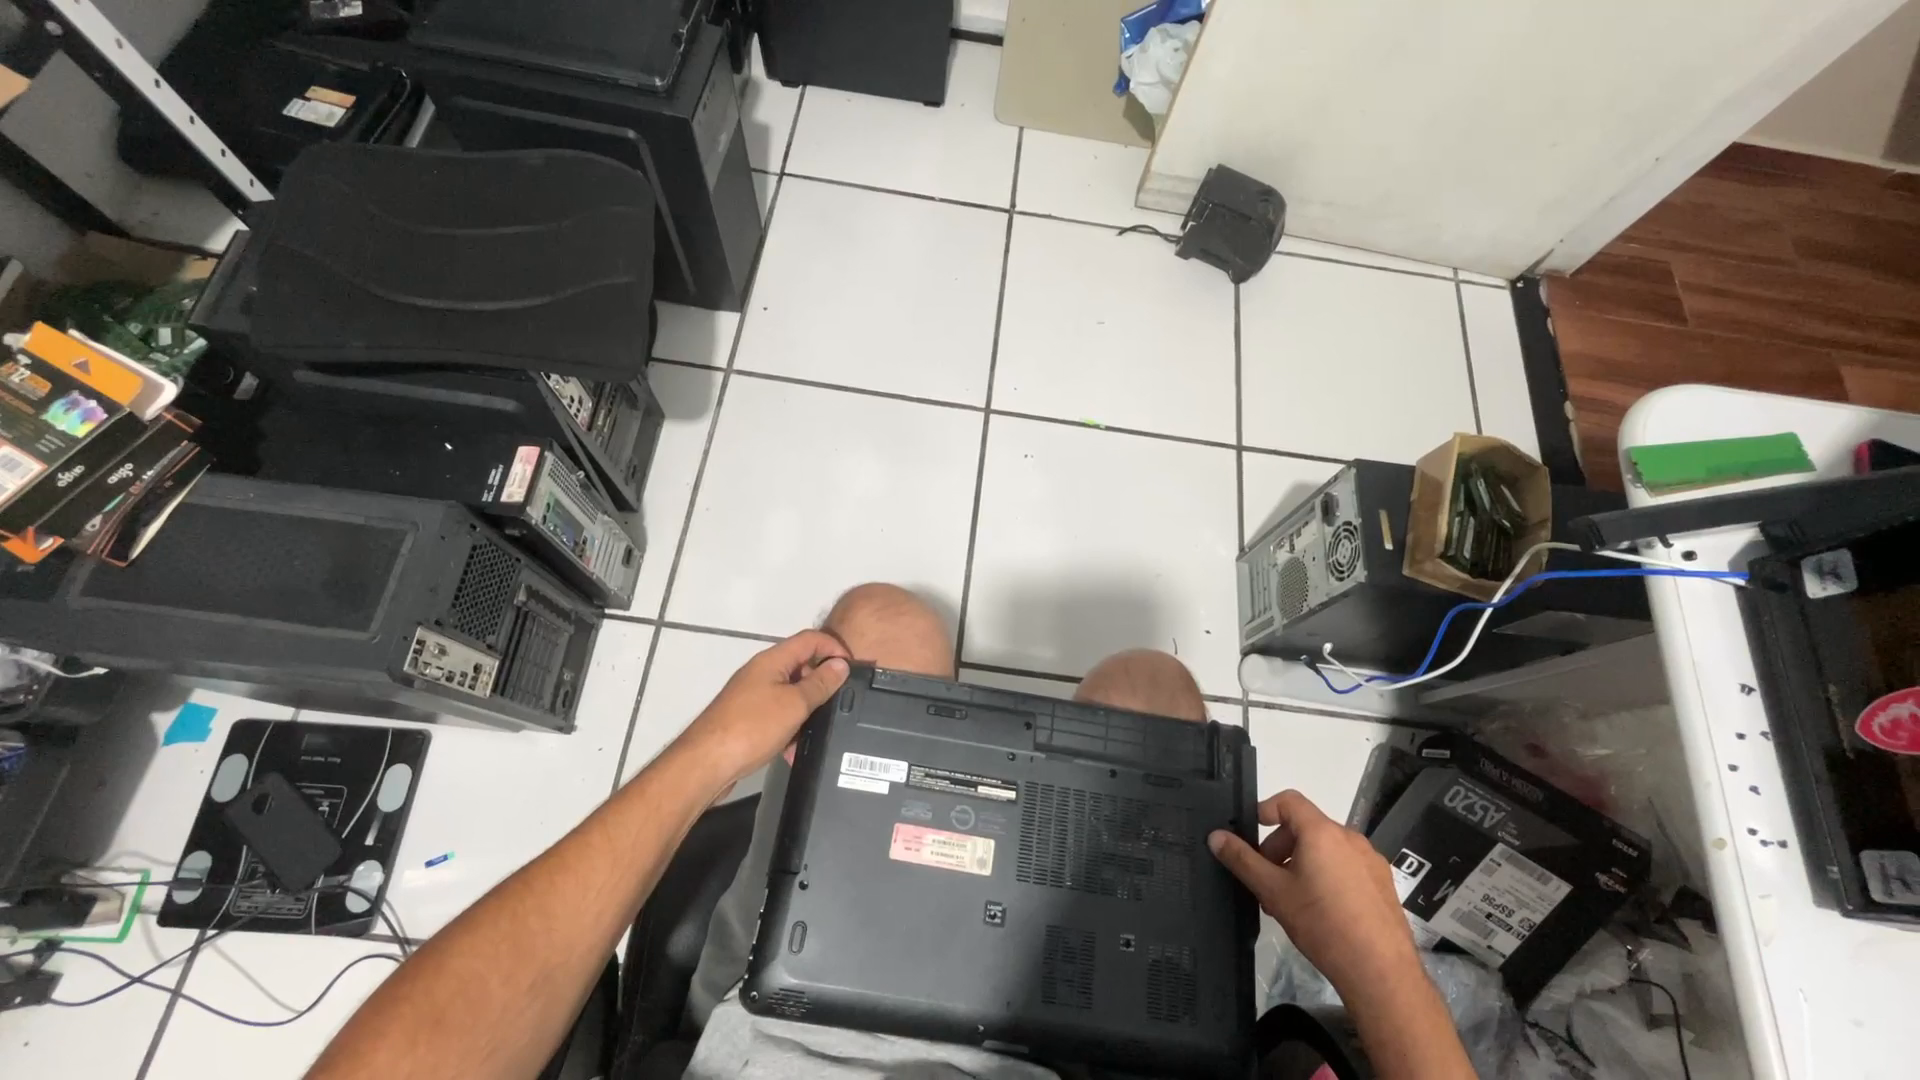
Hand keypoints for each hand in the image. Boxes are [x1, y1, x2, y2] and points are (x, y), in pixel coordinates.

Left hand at [666, 630, 850, 795]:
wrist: (705, 763)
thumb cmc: (752, 727)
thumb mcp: (794, 704)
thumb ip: (820, 683)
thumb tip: (840, 664)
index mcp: (772, 660)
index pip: (811, 639)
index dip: (834, 648)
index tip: (853, 670)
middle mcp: (761, 672)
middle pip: (801, 665)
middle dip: (823, 682)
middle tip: (842, 702)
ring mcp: (752, 695)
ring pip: (790, 694)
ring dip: (807, 710)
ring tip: (821, 732)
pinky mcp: (747, 718)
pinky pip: (777, 715)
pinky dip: (790, 728)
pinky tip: (795, 751)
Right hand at [1208, 790, 1420, 1002]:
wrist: (1380, 971)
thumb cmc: (1321, 923)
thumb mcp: (1273, 891)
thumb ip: (1242, 860)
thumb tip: (1216, 836)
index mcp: (1322, 832)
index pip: (1289, 801)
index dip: (1265, 810)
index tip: (1251, 834)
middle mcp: (1350, 838)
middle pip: (1306, 827)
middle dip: (1280, 847)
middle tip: (1267, 879)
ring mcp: (1371, 861)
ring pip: (1326, 849)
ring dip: (1301, 863)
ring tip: (1291, 900)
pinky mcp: (1383, 883)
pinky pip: (1346, 866)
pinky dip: (1327, 875)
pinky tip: (1322, 911)